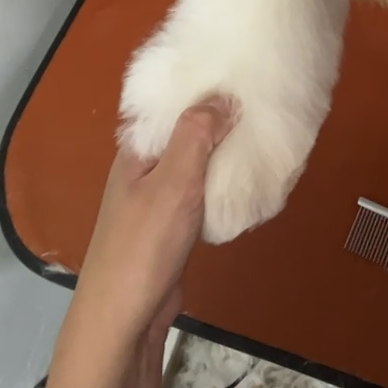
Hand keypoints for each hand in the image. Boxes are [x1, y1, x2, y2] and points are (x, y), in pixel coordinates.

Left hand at [51, 100, 234, 387]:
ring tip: (260, 128)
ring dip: (223, 147)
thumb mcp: (173, 180)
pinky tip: (247, 173)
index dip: (201, 81)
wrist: (126, 318)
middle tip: (260, 97)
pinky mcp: (174, 220)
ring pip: (197, 158)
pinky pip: (203, 186)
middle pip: (186, 127)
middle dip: (219, 114)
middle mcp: (146, 164)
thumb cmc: (144, 244)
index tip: (238, 68)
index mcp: (138, 146)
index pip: (170, 100)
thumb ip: (196, 134)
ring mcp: (160, 194)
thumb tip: (224, 97)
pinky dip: (223, 178)